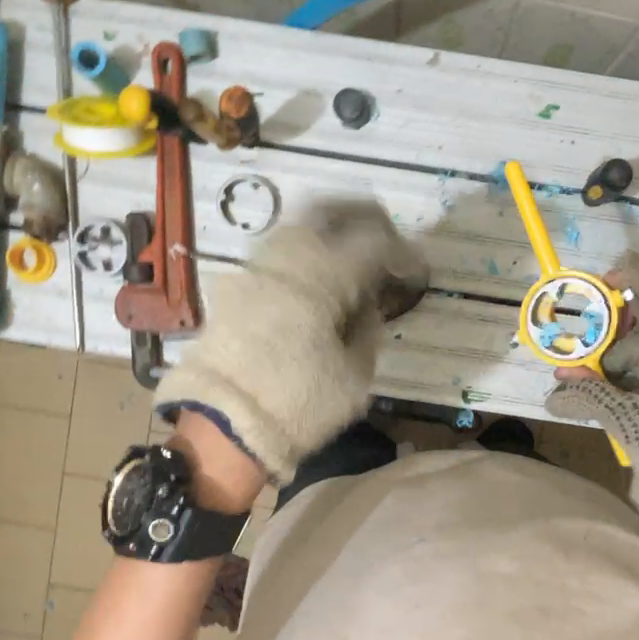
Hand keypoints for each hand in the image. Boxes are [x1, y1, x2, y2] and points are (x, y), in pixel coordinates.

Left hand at [154, 199, 428, 481]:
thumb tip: (366, 305)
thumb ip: (367, 329)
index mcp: (323, 279)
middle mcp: (286, 260)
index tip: (415, 271)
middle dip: (361, 218)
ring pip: (295, 227)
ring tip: (348, 259)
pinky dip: (300, 256)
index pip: (373, 244)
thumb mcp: (354, 377)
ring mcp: (255, 269)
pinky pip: (275, 254)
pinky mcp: (234, 288)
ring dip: (327, 233)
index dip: (401, 253)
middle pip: (327, 211)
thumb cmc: (298, 406)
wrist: (223, 428)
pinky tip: (313, 281)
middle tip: (383, 239)